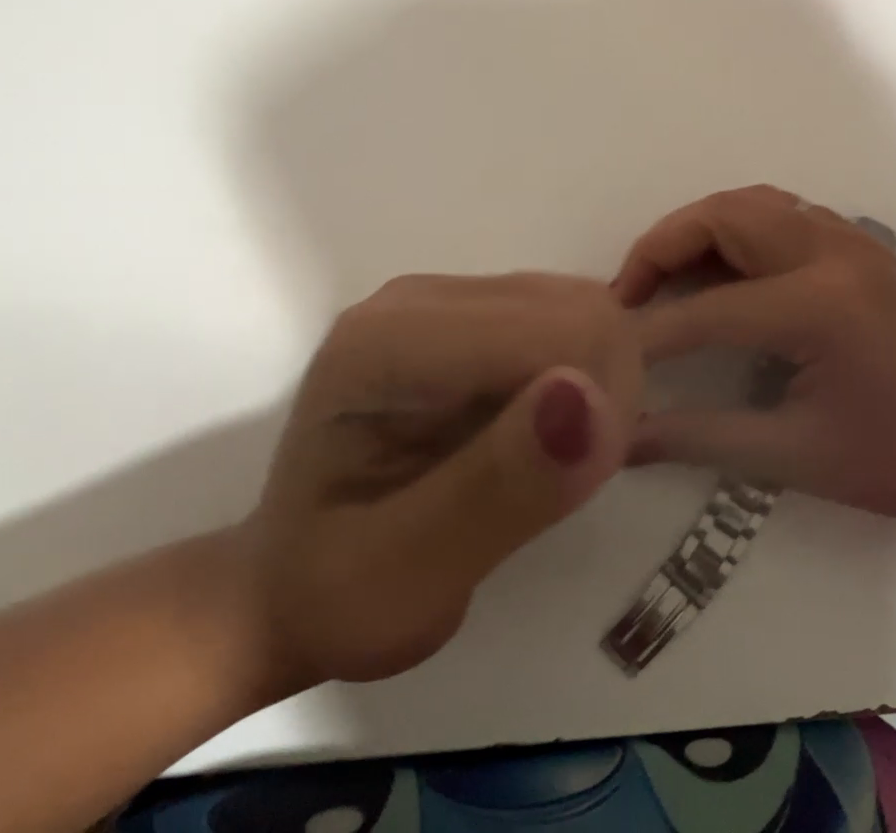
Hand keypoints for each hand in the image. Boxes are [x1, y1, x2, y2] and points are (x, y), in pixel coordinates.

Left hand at [244, 273, 641, 685]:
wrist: (294, 586)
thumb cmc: (340, 593)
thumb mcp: (410, 573)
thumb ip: (497, 489)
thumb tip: (591, 399)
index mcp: (386, 346)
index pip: (559, 331)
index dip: (595, 414)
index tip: (568, 491)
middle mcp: (414, 302)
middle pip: (579, 311)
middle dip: (601, 401)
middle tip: (552, 486)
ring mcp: (442, 305)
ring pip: (583, 314)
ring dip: (595, 395)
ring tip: (537, 470)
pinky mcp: (468, 322)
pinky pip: (569, 327)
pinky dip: (581, 384)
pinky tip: (536, 442)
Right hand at [615, 185, 895, 538]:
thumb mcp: (798, 456)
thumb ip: (699, 439)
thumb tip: (622, 440)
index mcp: (817, 304)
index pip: (702, 311)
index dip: (643, 338)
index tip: (601, 362)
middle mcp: (831, 252)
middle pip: (719, 217)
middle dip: (658, 251)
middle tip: (626, 303)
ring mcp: (851, 243)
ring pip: (750, 206)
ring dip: (696, 235)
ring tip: (664, 288)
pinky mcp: (862, 252)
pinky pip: (780, 219)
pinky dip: (733, 237)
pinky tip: (719, 283)